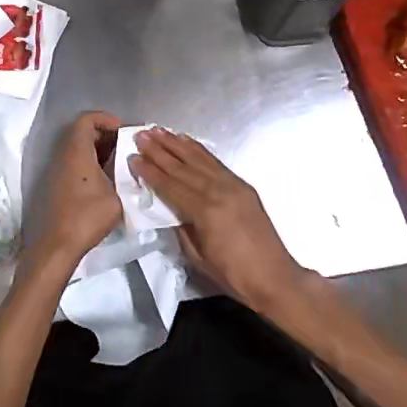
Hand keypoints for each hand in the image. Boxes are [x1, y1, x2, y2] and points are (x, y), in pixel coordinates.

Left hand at [27, 111, 123, 270]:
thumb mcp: (117, 196)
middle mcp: (65, 156)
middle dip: (107, 133)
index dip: (106, 118)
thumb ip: (127, 177)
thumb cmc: (87, 217)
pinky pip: (76, 162)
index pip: (87, 119)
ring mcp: (59, 170)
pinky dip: (93, 161)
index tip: (124, 130)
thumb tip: (134, 168)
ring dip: (100, 149)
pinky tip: (110, 177)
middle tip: (128, 145)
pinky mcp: (59, 184)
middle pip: (83, 131)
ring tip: (123, 160)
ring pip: (79, 148)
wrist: (58, 245)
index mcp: (77, 152)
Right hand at [128, 128, 307, 315]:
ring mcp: (232, 185)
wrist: (273, 276)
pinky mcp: (242, 185)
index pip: (170, 185)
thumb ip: (181, 227)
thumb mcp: (197, 256)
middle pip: (182, 167)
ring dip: (176, 144)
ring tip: (158, 131)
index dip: (150, 171)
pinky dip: (199, 150)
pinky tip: (186, 141)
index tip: (133, 157)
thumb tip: (169, 207)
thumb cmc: (232, 274)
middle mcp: (218, 191)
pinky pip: (215, 163)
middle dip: (159, 150)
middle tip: (140, 135)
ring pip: (199, 159)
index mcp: (204, 210)